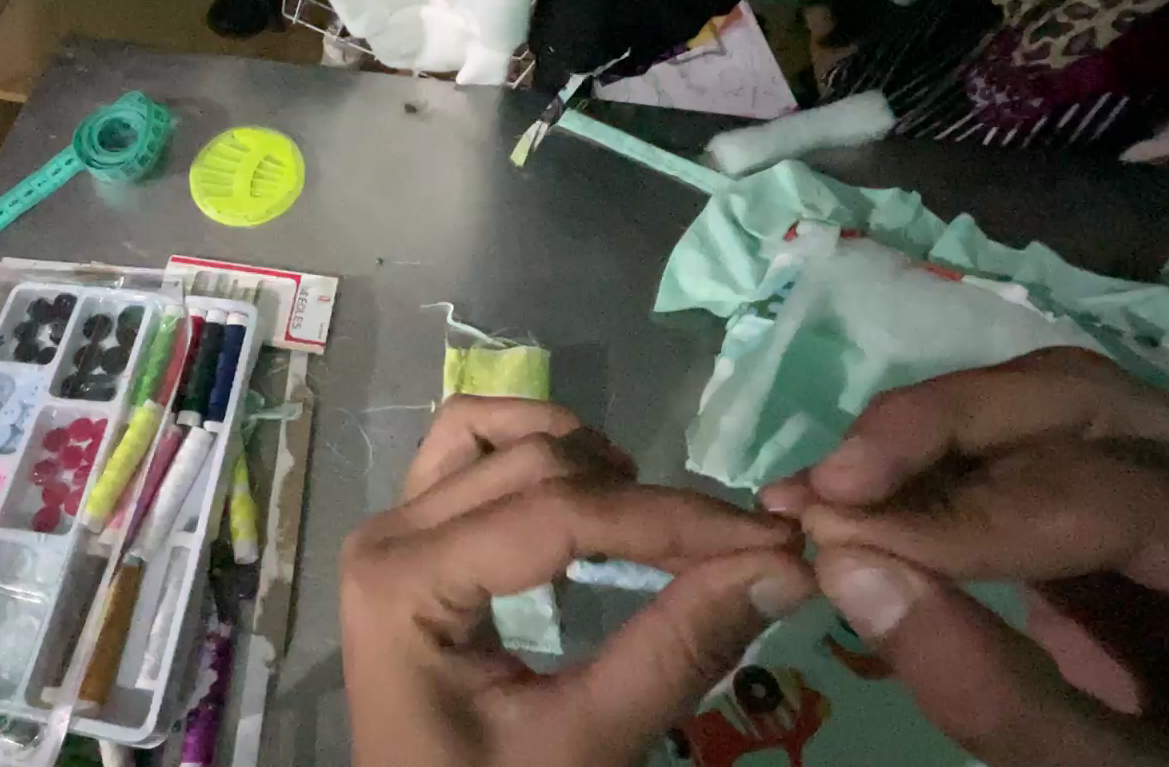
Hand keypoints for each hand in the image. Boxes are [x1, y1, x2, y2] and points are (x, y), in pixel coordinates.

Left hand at [342, 395, 812, 766]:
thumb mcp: (580, 746)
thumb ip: (674, 652)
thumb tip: (779, 570)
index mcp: (406, 582)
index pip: (552, 514)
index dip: (667, 520)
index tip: (766, 538)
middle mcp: (388, 530)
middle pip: (526, 463)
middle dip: (637, 495)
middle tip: (725, 545)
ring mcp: (391, 520)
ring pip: (487, 433)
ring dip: (574, 453)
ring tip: (642, 509)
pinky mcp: (408, 525)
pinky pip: (464, 445)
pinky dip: (527, 445)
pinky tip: (577, 486)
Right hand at [761, 348, 1168, 764]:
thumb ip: (1008, 700)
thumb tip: (842, 570)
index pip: (1105, 493)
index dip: (959, 514)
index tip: (834, 539)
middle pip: (1072, 400)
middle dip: (927, 429)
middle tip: (828, 481)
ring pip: (1035, 399)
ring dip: (917, 437)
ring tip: (829, 486)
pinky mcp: (1116, 491)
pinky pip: (1011, 441)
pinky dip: (922, 464)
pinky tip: (858, 499)